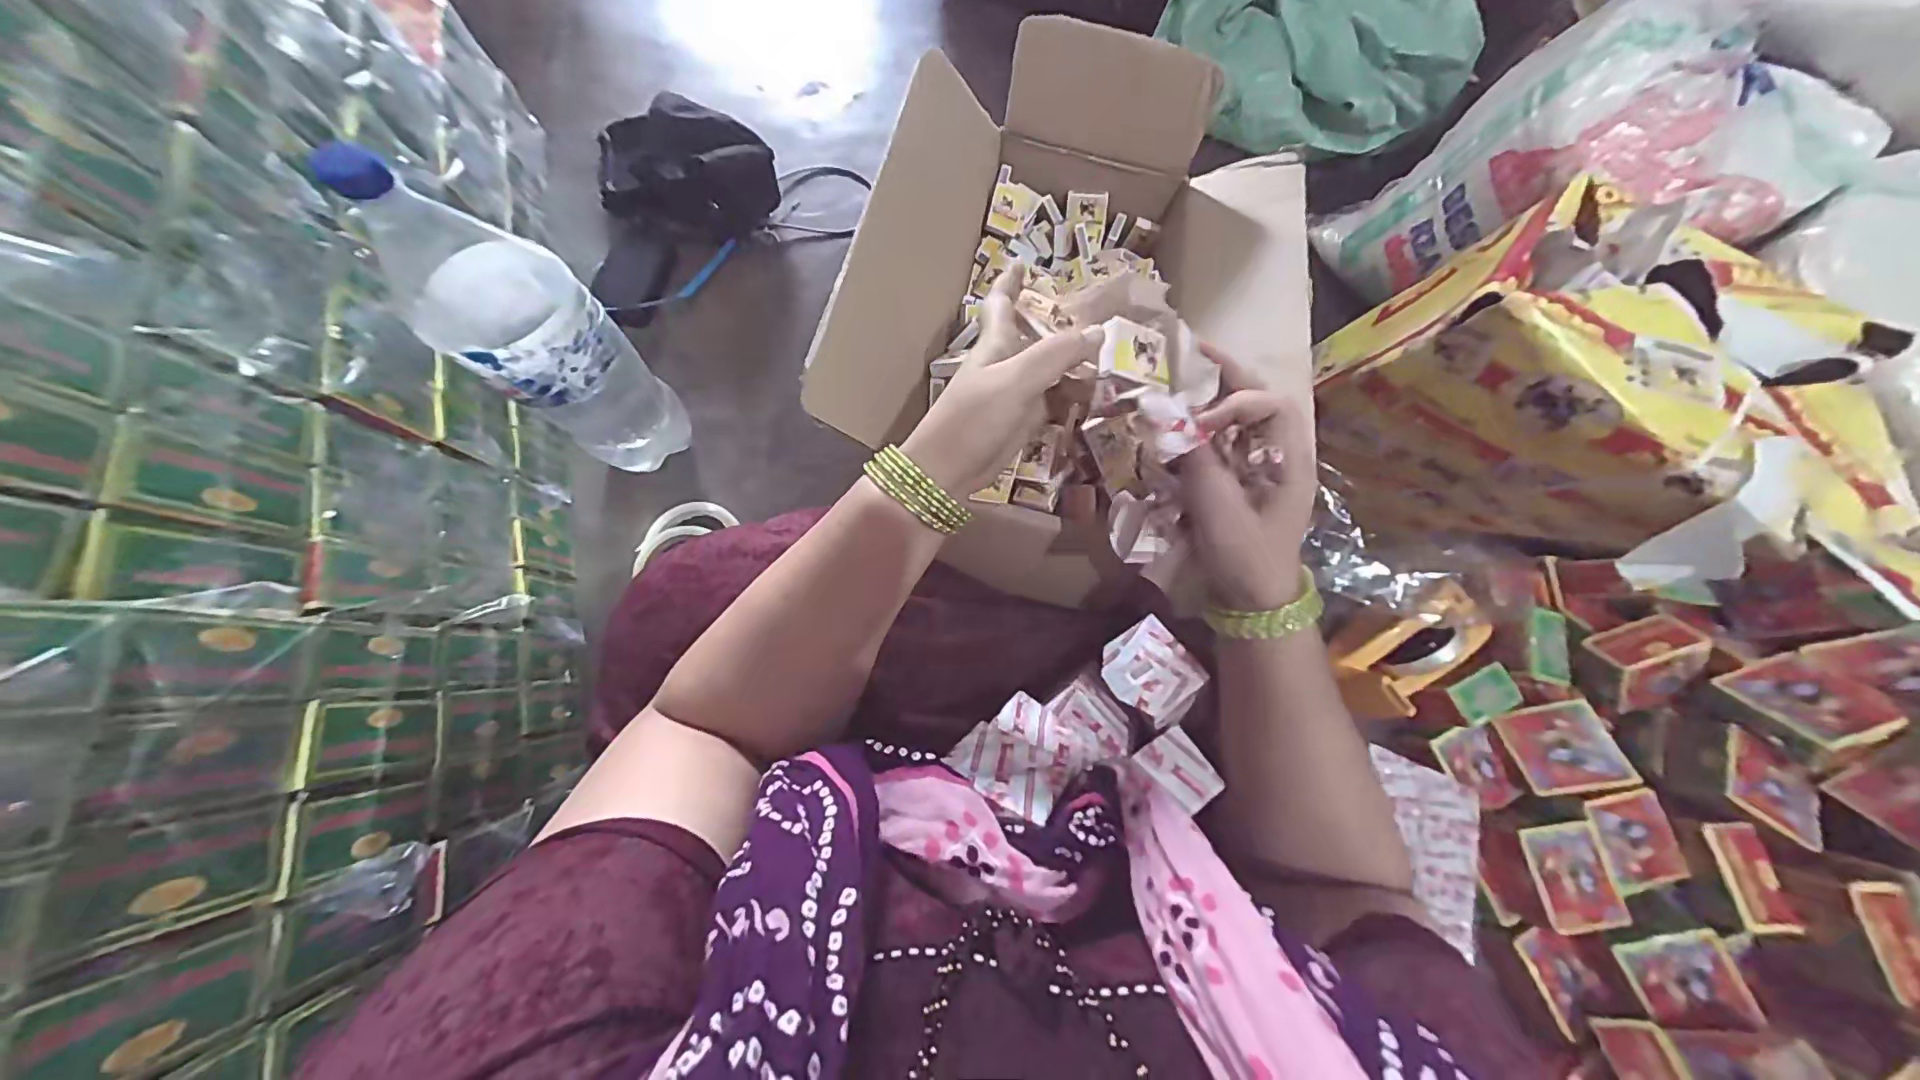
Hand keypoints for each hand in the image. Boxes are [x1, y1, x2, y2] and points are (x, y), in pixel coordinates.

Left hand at [901, 264, 1101, 495]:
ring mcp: (1015, 396)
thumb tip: (1097, 333)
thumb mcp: (1016, 380)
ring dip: (1077, 365)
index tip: (1023, 264)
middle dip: (1063, 326)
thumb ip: (1056, 354)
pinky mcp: (1022, 424)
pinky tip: (1097, 397)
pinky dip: (1074, 398)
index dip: (1011, 282)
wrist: (947, 471)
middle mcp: (1006, 365)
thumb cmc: (973, 419)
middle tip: (1101, 317)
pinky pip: (1054, 403)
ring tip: (1114, 357)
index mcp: (996, 345)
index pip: (1002, 303)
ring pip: (1052, 372)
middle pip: (1037, 337)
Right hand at [1177, 343, 1318, 610]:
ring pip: (1240, 417)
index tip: (1197, 424)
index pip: (1269, 405)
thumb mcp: (1219, 511)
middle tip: (1192, 351)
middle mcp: (1278, 455)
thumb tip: (1167, 419)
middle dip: (1227, 374)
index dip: (1232, 402)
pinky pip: (1222, 443)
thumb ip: (1196, 462)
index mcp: (1289, 460)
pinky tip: (1177, 421)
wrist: (1253, 601)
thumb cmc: (1245, 557)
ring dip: (1211, 395)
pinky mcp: (1238, 481)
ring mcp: (1258, 467)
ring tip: (1180, 375)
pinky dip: (1200, 428)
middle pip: (1258, 399)